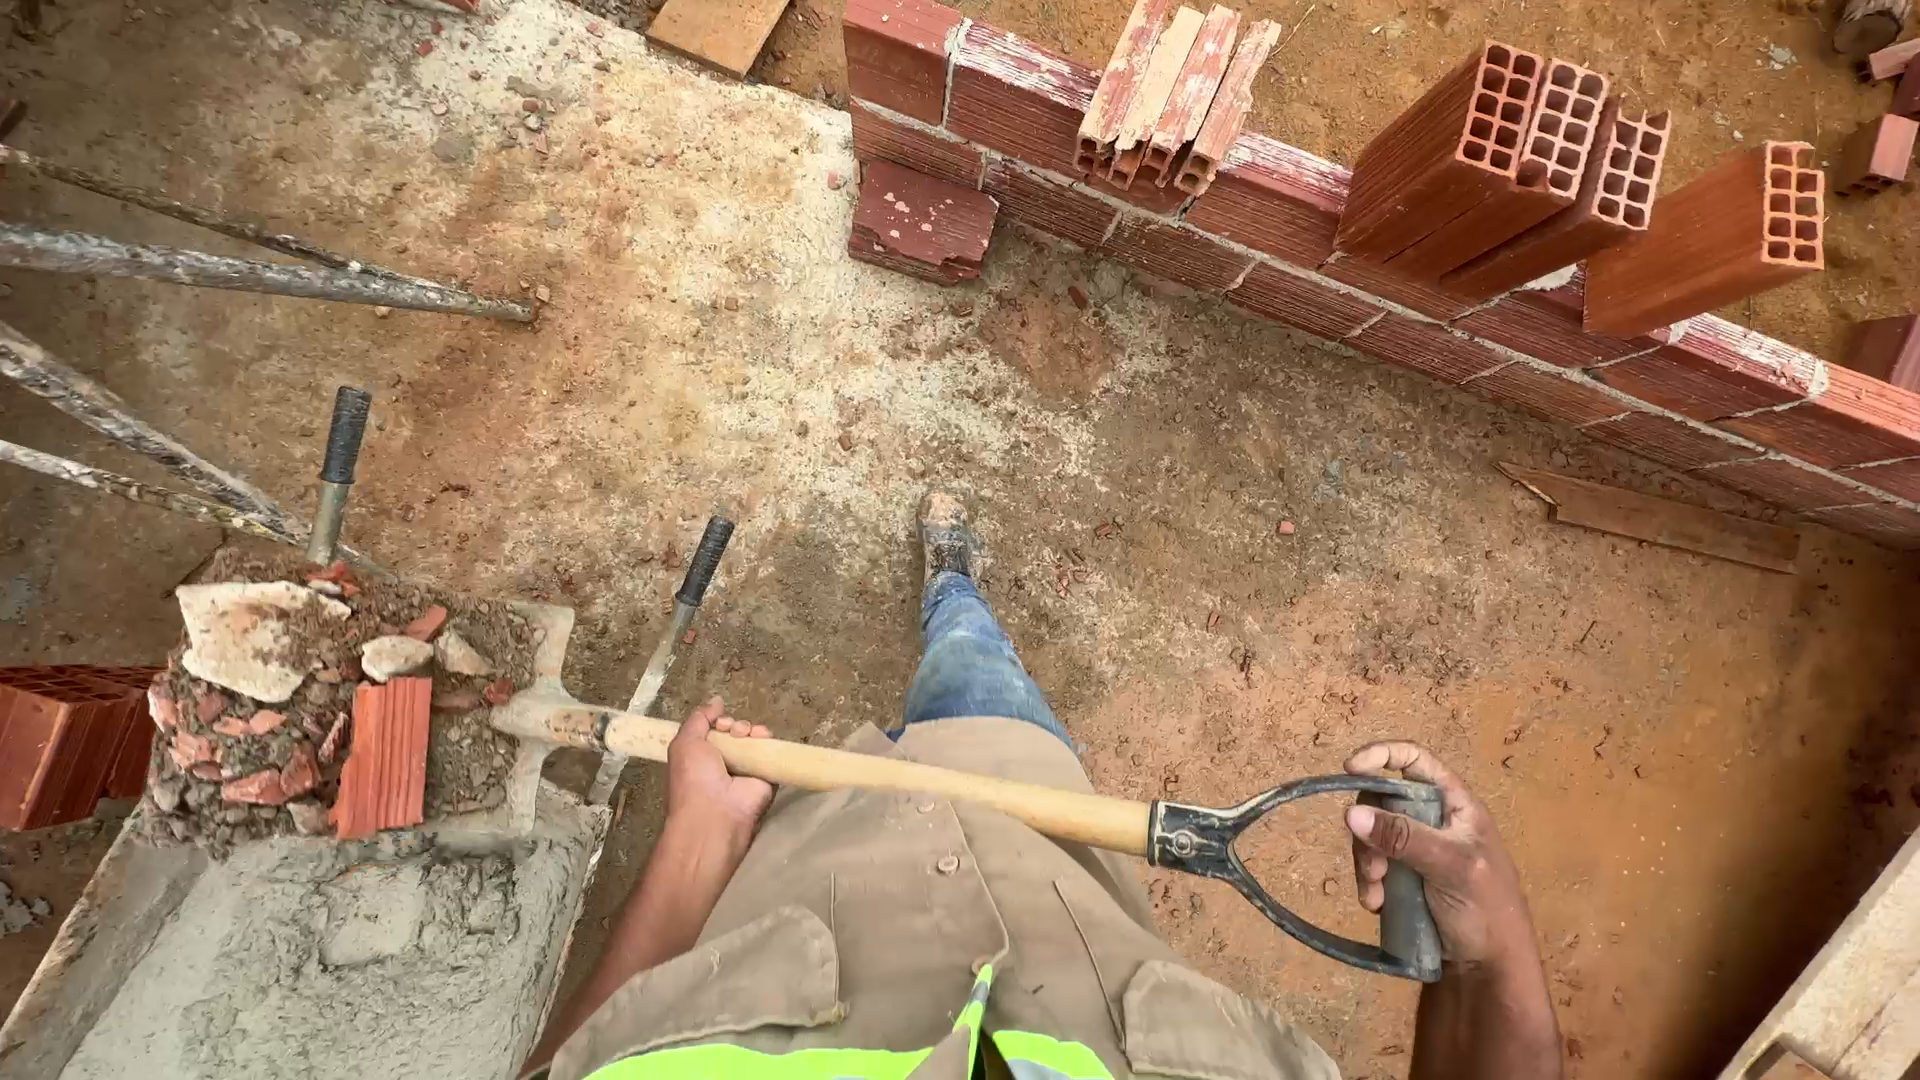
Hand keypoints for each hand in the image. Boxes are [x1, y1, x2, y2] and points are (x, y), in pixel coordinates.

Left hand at [666, 696, 774, 844]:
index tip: (718, 724)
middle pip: (737, 732)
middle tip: (731, 731)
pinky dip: (767, 739)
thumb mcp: (684, 742)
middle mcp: (725, 762)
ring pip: (754, 738)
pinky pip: (770, 750)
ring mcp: (746, 768)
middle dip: (735, 725)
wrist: (715, 812)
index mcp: (702, 757)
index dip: (718, 721)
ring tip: (745, 735)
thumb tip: (717, 701)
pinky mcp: (766, 775)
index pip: (716, 730)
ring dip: (750, 729)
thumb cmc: (693, 778)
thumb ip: (699, 718)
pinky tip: (761, 738)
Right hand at [1342, 741, 1538, 967]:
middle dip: (1369, 828)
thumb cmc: (1488, 911)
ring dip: (1366, 861)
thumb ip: (1404, 837)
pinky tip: (1376, 902)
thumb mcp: (1451, 867)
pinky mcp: (1401, 872)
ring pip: (1371, 832)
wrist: (1490, 973)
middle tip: (1372, 863)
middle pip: (1381, 798)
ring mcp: (1415, 845)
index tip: (1350, 768)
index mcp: (1455, 804)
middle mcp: (1432, 818)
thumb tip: (1350, 812)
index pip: (1414, 759)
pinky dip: (1367, 879)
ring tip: (1375, 892)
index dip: (1382, 755)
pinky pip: (1370, 861)